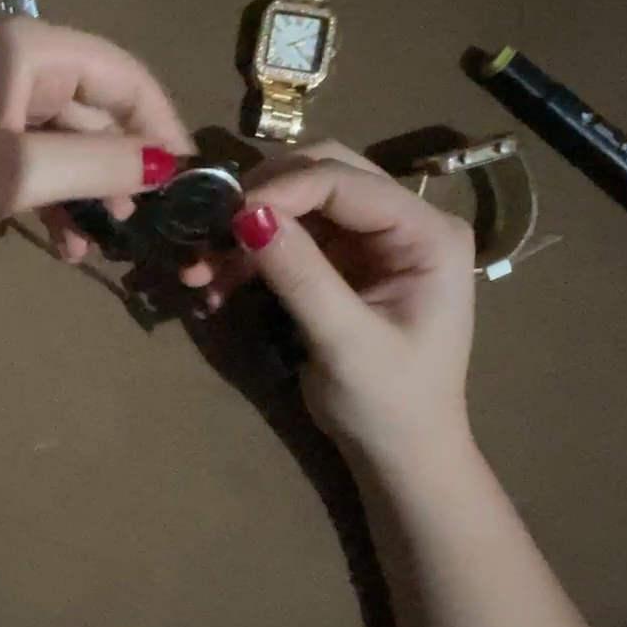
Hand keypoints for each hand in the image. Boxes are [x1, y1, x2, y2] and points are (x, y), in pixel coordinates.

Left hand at [0, 18, 194, 253]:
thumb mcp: (17, 172)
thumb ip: (99, 166)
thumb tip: (166, 163)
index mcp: (29, 50)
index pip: (122, 75)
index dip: (160, 124)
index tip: (186, 179)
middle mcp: (9, 64)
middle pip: (90, 110)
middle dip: (117, 170)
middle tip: (137, 229)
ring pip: (55, 143)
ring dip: (80, 195)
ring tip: (90, 252)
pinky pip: (20, 161)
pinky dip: (41, 199)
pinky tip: (52, 245)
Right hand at [226, 142, 477, 455]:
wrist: (397, 452)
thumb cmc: (388, 403)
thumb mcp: (344, 340)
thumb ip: (299, 274)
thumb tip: (246, 214)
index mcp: (426, 233)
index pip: (348, 180)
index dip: (284, 188)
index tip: (226, 217)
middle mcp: (401, 223)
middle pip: (322, 175)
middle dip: (262, 199)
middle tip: (211, 231)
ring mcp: (367, 242)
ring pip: (296, 205)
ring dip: (246, 231)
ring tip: (200, 271)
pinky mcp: (338, 264)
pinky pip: (285, 239)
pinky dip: (248, 257)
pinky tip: (217, 287)